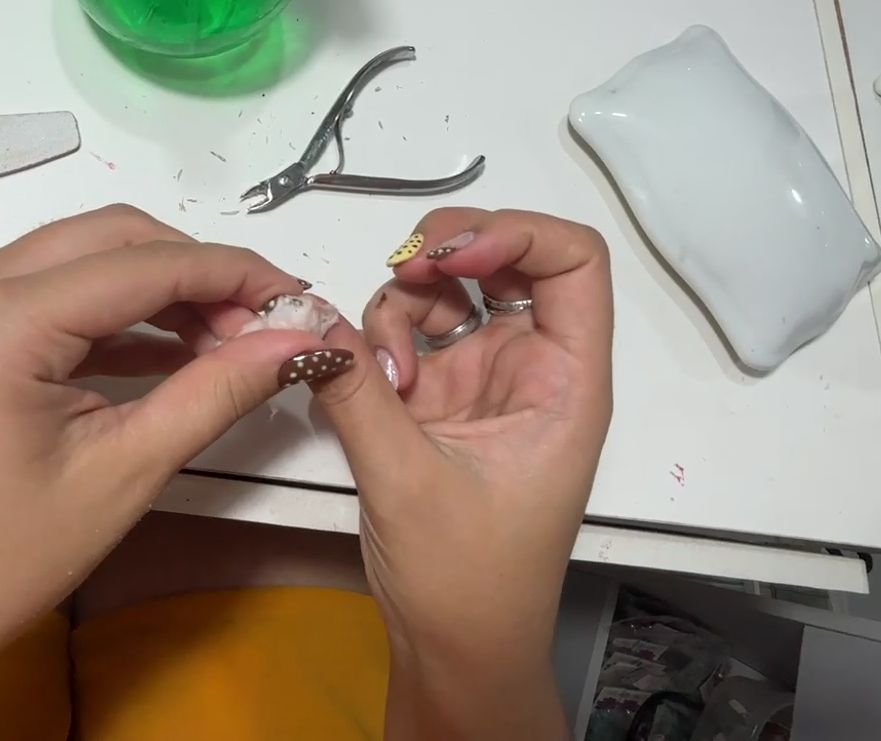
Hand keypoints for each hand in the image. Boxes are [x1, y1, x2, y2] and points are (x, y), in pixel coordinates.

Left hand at [0, 205, 350, 740]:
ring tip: (224, 337)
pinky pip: (57, 286)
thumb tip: (296, 342)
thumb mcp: (125, 472)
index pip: (144, 264)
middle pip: (116, 236)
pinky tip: (171, 345)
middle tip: (258, 322)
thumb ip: (217, 391)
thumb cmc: (1, 559)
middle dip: (197, 271)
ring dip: (161, 286)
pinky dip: (119, 308)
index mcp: (0, 321)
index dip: (232, 272)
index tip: (293, 298)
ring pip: (88, 252)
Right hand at [311, 208, 613, 739]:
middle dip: (447, 250)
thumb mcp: (407, 479)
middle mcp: (528, 362)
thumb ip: (356, 390)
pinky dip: (382, 333)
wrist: (452, 645)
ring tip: (386, 371)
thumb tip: (307, 318)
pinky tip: (376, 380)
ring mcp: (481, 371)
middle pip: (505, 256)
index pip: (573, 262)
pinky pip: (408, 326)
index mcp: (563, 380)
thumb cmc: (466, 579)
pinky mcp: (438, 388)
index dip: (517, 235)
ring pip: (447, 286)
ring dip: (404, 300)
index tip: (449, 259)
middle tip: (401, 273)